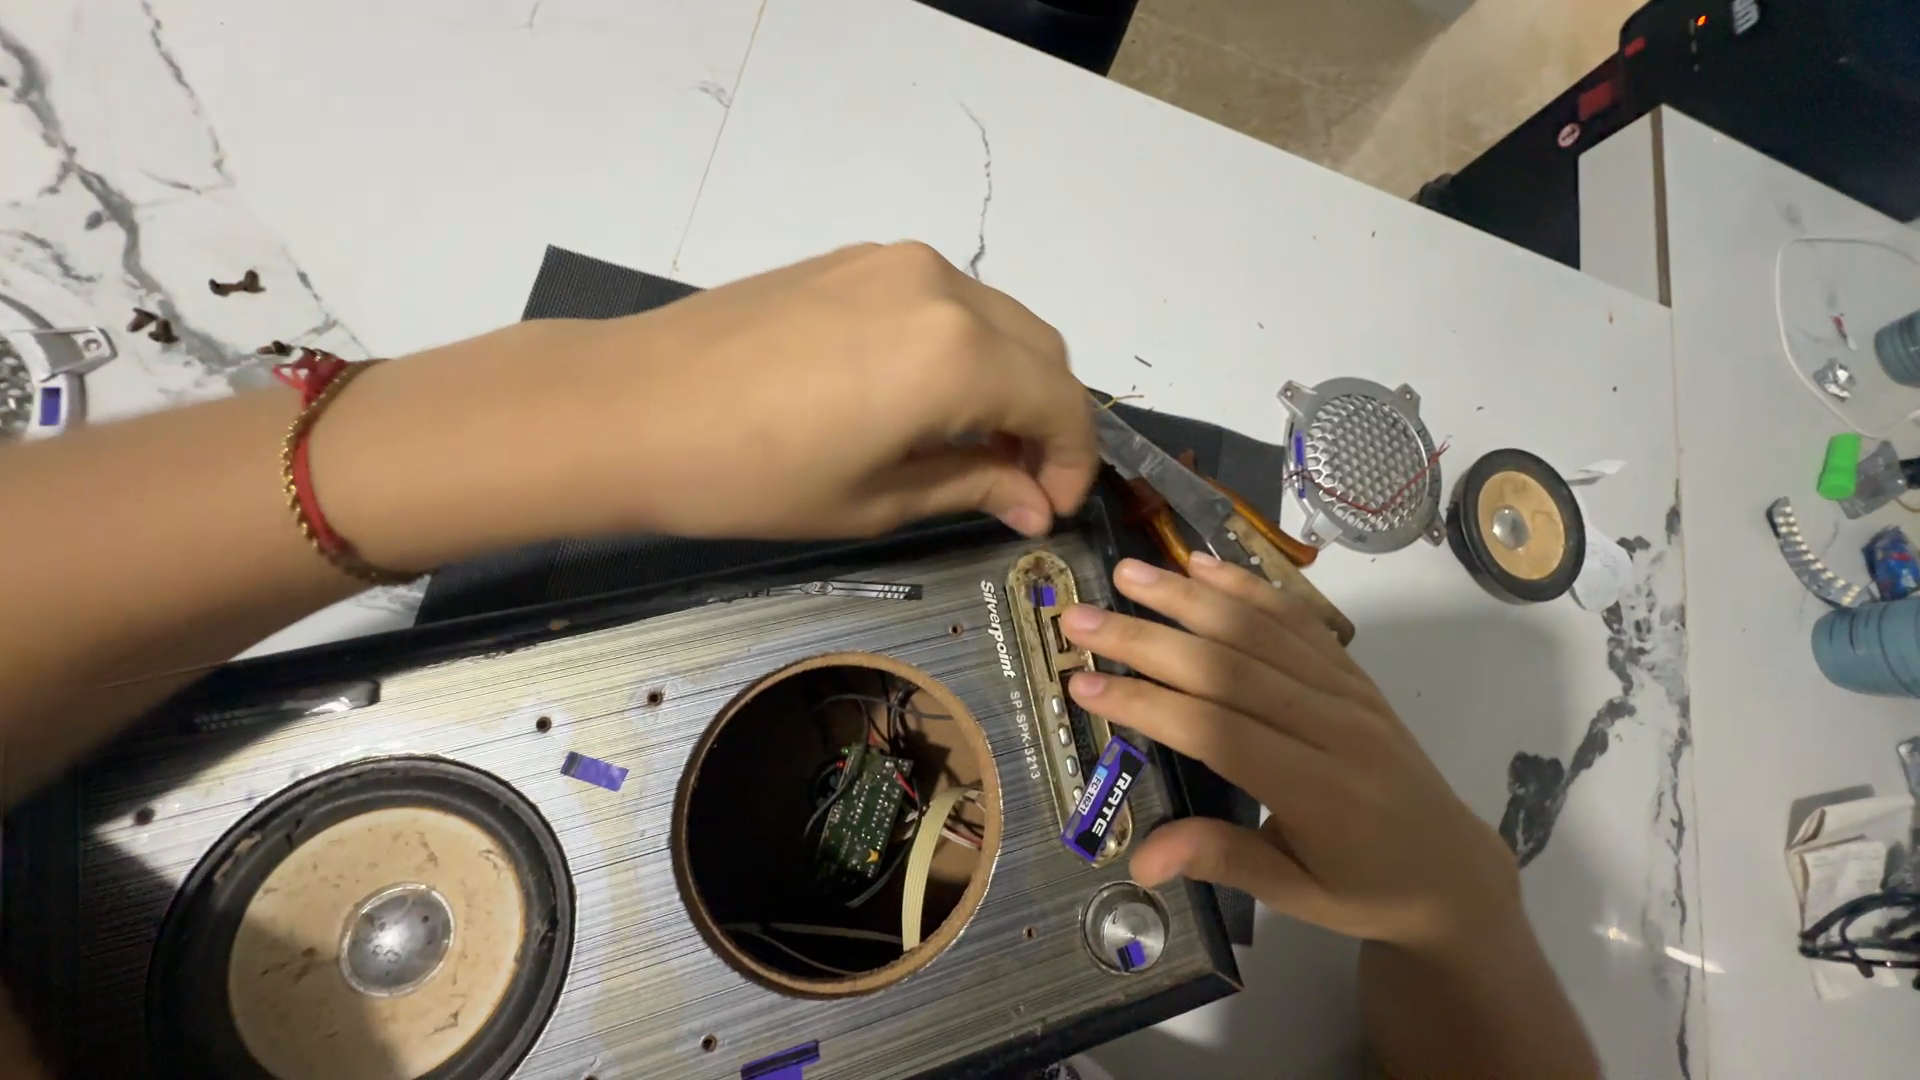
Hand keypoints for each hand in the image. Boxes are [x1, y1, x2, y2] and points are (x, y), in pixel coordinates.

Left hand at [310, 242, 1099, 569]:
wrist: (628, 409)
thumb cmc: (754, 478)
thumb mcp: (876, 499)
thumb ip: (975, 488)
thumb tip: (1039, 504)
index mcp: (957, 354)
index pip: (1062, 402)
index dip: (1075, 460)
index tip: (1056, 506)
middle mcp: (943, 288)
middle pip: (1042, 352)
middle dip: (1049, 420)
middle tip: (1022, 482)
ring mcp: (897, 262)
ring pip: (1000, 322)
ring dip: (1010, 383)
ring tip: (976, 447)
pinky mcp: (858, 259)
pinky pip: (948, 304)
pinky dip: (966, 353)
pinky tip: (931, 400)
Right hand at [1062, 554, 1522, 956]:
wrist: (1453, 867)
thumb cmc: (1365, 888)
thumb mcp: (1295, 893)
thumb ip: (1221, 859)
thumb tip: (1141, 856)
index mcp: (1318, 789)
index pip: (1217, 731)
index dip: (1148, 704)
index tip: (1083, 684)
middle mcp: (1333, 726)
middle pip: (1228, 668)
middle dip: (1146, 639)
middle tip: (1080, 618)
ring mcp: (1347, 690)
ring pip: (1258, 631)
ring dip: (1188, 598)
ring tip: (1129, 573)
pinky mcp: (1352, 671)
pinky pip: (1297, 619)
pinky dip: (1248, 588)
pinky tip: (1204, 565)